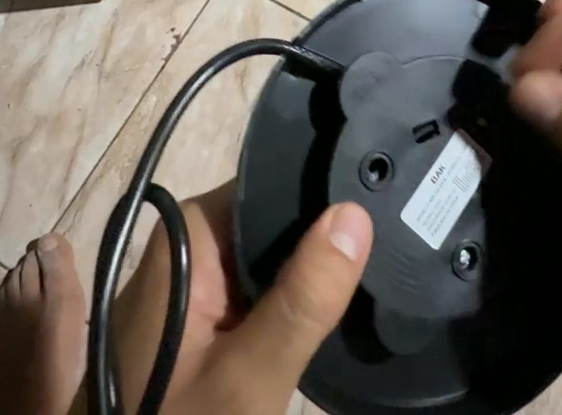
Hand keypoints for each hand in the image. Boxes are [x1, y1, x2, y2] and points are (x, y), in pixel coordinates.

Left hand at [84, 183, 373, 414]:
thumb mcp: (249, 375)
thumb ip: (302, 297)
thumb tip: (354, 212)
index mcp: (189, 232)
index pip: (273, 185)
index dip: (324, 199)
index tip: (376, 211)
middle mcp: (185, 243)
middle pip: (273, 220)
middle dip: (318, 243)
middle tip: (373, 263)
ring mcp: (189, 281)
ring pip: (268, 258)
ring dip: (305, 277)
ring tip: (355, 288)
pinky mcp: (196, 316)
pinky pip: (253, 289)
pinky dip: (285, 304)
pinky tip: (317, 316)